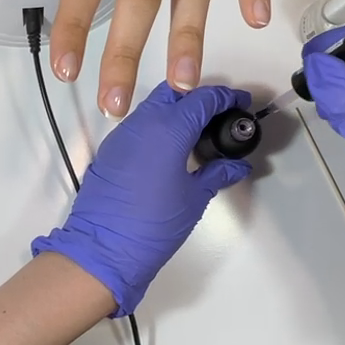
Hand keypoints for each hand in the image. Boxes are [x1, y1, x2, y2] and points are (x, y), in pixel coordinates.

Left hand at [33, 83, 250, 315]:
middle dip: (199, 97)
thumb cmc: (150, 226)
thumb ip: (217, 173)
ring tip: (198, 132)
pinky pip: (137, 126)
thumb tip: (234, 166)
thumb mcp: (194, 197)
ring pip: (152, 107)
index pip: (202, 98)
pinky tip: (172, 148)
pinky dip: (157, 127)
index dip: (226, 97)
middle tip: (219, 115)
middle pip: (174, 94)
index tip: (240, 103)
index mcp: (167, 130)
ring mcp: (121, 137)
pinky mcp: (109, 152)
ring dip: (175, 111)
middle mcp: (140, 125)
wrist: (104, 250)